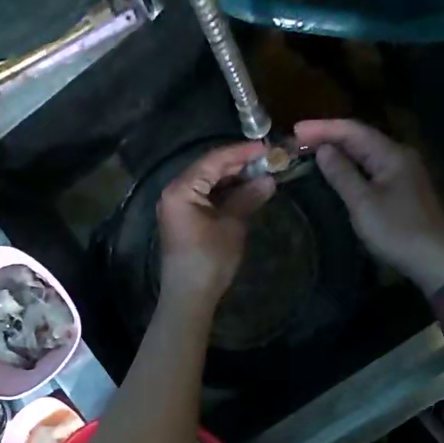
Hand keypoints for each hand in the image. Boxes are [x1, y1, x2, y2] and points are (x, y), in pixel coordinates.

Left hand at [157, 142, 274, 310]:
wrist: (188, 295)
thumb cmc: (209, 259)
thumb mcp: (232, 225)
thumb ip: (248, 197)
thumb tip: (269, 178)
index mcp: (181, 190)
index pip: (213, 160)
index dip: (242, 151)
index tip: (269, 146)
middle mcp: (173, 193)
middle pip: (208, 168)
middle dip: (238, 163)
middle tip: (270, 159)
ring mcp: (176, 206)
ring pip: (207, 182)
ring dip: (233, 177)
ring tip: (263, 172)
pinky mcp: (182, 218)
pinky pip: (204, 196)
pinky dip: (224, 192)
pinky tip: (246, 190)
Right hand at [296, 119, 443, 293]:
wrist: (433, 258)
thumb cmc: (397, 229)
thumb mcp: (362, 202)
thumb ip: (342, 173)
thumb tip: (323, 150)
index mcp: (391, 155)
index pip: (354, 131)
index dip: (323, 128)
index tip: (294, 130)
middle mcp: (398, 156)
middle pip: (359, 137)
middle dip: (327, 135)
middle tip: (295, 139)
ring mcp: (400, 172)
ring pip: (363, 151)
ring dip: (335, 148)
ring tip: (307, 149)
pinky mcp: (398, 187)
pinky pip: (367, 166)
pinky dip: (346, 162)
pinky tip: (331, 167)